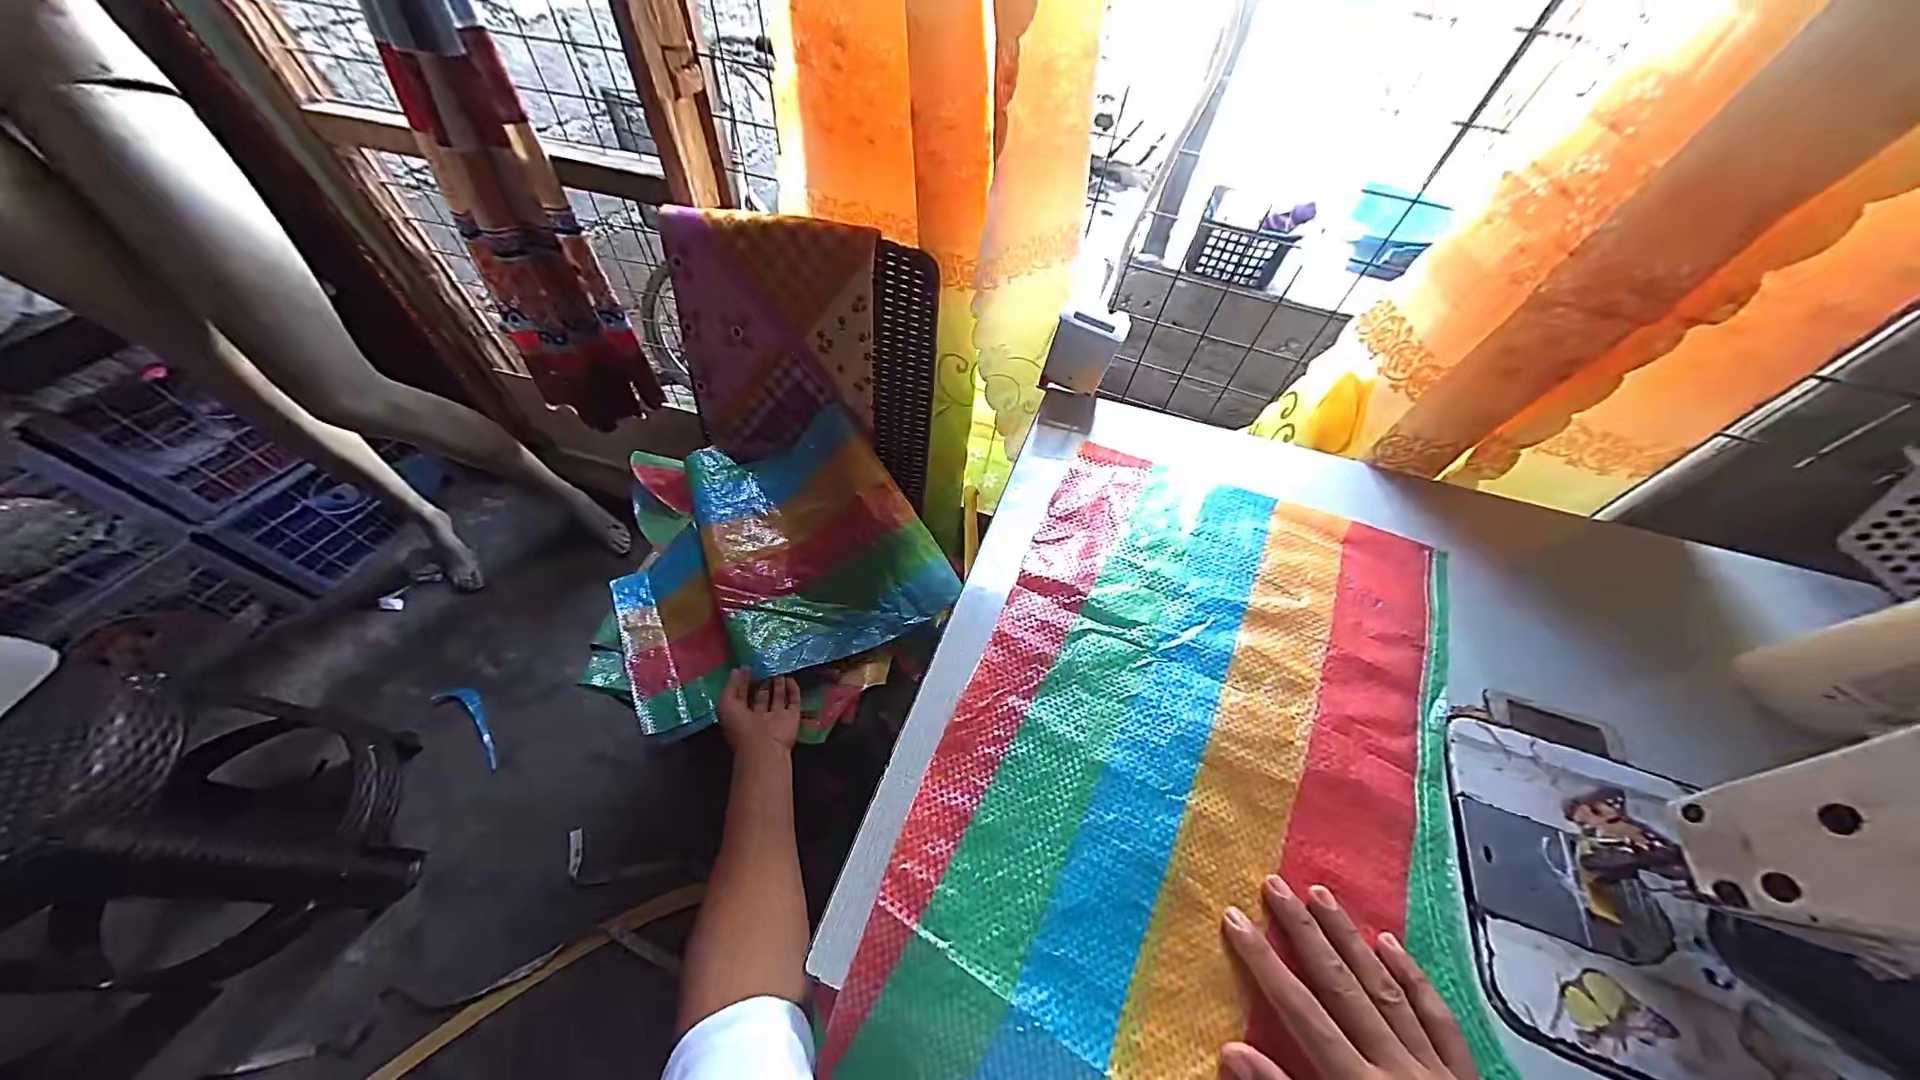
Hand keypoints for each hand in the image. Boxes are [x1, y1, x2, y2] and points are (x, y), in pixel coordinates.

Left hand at [717, 668, 799, 763]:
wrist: (765, 748)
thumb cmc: (742, 728)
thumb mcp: (727, 706)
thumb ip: (731, 687)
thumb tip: (737, 669)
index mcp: (741, 717)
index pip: (742, 696)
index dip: (743, 682)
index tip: (747, 666)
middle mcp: (759, 717)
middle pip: (762, 696)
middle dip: (762, 682)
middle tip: (765, 664)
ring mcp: (777, 717)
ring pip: (778, 697)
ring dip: (778, 684)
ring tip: (778, 667)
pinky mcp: (792, 717)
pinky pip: (794, 701)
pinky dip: (793, 690)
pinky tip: (790, 678)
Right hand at [1220, 876, 1477, 1079]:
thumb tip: (1231, 1051)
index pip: (1301, 1012)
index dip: (1263, 962)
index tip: (1234, 918)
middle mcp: (1397, 1069)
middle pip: (1342, 987)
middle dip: (1304, 932)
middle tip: (1275, 885)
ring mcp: (1435, 1072)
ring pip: (1385, 990)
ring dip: (1349, 939)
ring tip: (1321, 894)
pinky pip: (1439, 1021)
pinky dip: (1413, 979)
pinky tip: (1390, 943)